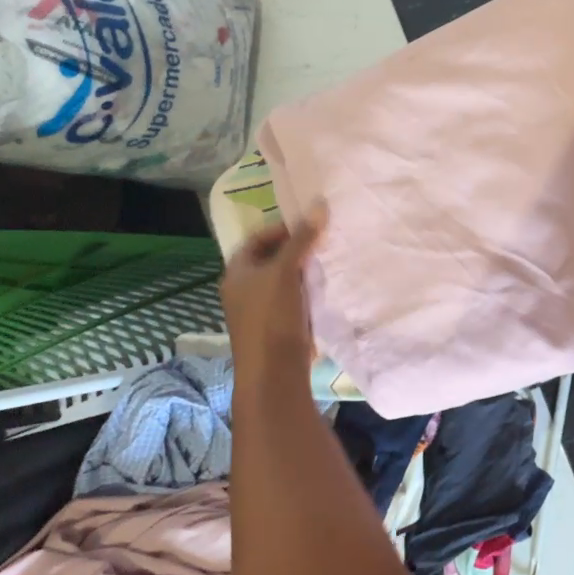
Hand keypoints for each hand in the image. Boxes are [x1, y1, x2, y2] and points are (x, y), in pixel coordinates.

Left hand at [221, 205, 327, 375]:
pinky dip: (315, 287)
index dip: (283, 228)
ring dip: (310, 268)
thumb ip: (302, 239)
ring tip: (336, 258)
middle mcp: (247, 287)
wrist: (274, 369)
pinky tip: (335, 284)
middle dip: (301, 247)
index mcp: (237, 272)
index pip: (258, 238)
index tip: (313, 225)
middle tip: (330, 238)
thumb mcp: (285, 272)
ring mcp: (265, 306)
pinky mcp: (283, 321)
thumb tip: (319, 204)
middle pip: (275, 257)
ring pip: (289, 277)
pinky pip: (300, 295)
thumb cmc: (271, 317)